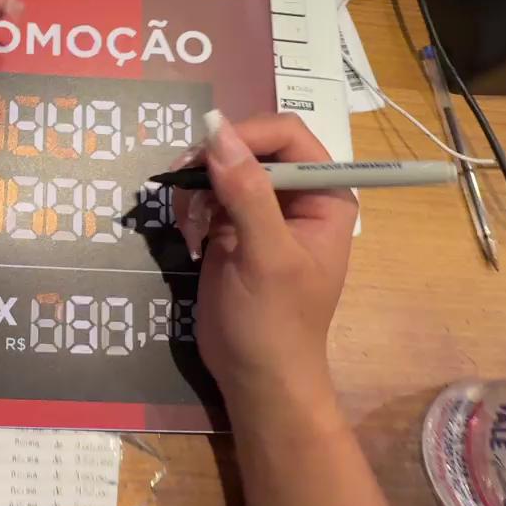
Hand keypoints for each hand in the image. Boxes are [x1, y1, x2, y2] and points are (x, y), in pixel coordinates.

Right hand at [175, 113, 358, 405]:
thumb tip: (214, 129)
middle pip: (250, 144)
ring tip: (187, 223)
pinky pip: (206, 192)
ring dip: (197, 186)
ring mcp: (262, 208)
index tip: (205, 154)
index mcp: (323, 194)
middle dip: (214, 161)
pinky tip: (190, 237)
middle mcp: (296, 193)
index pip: (287, 134)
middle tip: (181, 184)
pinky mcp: (232, 224)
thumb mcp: (265, 256)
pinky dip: (190, 207)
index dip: (246, 133)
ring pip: (222, 165)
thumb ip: (246, 192)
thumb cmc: (274, 322)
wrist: (254, 376)